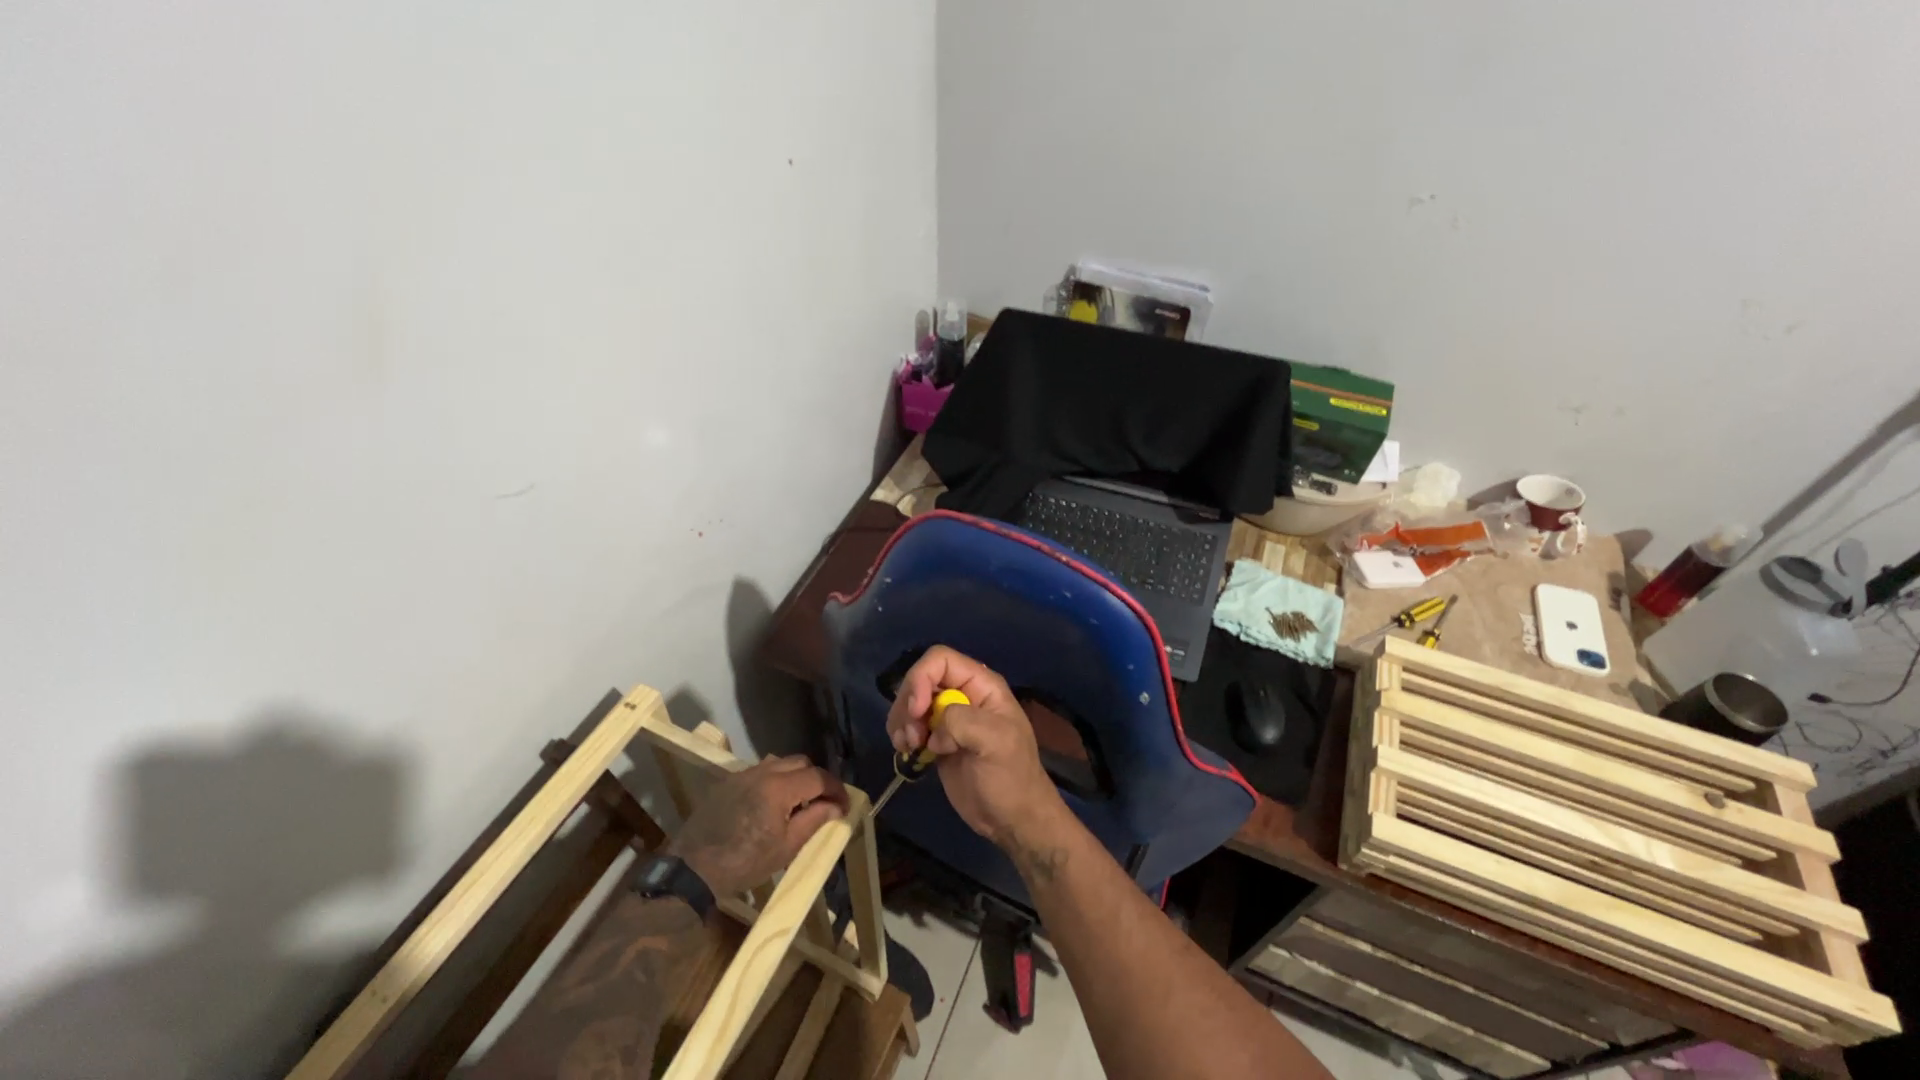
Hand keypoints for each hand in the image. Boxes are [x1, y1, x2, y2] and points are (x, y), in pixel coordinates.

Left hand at [672, 755, 848, 896]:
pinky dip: (774, 781)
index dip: (836, 789)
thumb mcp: (787, 847)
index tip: (844, 806)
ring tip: (798, 804)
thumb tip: (836, 807)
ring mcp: (742, 775)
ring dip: (795, 777)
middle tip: (824, 803)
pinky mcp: (728, 783)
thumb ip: (815, 820)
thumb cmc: (745, 862)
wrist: (693, 869)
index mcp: (779, 787)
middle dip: (817, 780)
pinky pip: (759, 772)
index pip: (818, 777)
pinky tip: (772, 806)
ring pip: (779, 763)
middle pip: (800, 763)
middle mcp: (762, 772)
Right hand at [886, 646, 1069, 850]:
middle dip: (908, 705)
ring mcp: (948, 718)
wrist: (1011, 819)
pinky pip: (909, 726)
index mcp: (982, 686)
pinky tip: (907, 753)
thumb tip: (934, 731)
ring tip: (909, 747)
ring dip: (901, 722)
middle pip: (920, 679)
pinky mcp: (936, 741)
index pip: (940, 659)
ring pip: (910, 703)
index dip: (921, 678)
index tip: (917, 711)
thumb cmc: (1011, 778)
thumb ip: (962, 721)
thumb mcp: (995, 742)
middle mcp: (963, 695)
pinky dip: (901, 735)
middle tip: (912, 737)